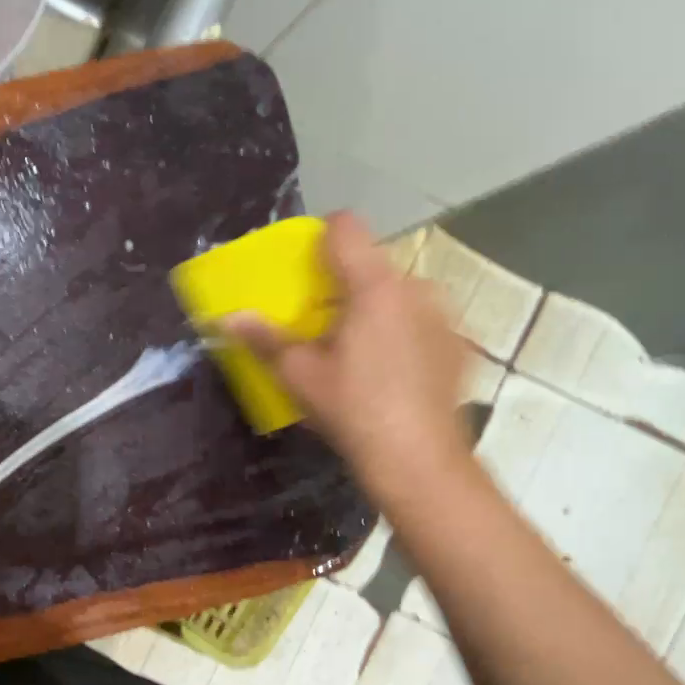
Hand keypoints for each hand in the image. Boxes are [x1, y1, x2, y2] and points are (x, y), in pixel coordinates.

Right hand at [222, 212, 472, 495]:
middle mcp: (415, 287)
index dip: (319, 238)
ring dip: (370, 310)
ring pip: (397, 294)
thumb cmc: (351, 408)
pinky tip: (383, 372)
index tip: (298, 266)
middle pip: (370, 266)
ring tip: (348, 350)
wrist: (418, 456)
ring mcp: (443, 313)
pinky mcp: (457, 341)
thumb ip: (264, 339)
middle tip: (314, 323)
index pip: (346, 228)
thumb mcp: (297, 375)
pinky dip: (397, 333)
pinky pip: (419, 321)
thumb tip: (226, 318)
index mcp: (373, 286)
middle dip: (340, 286)